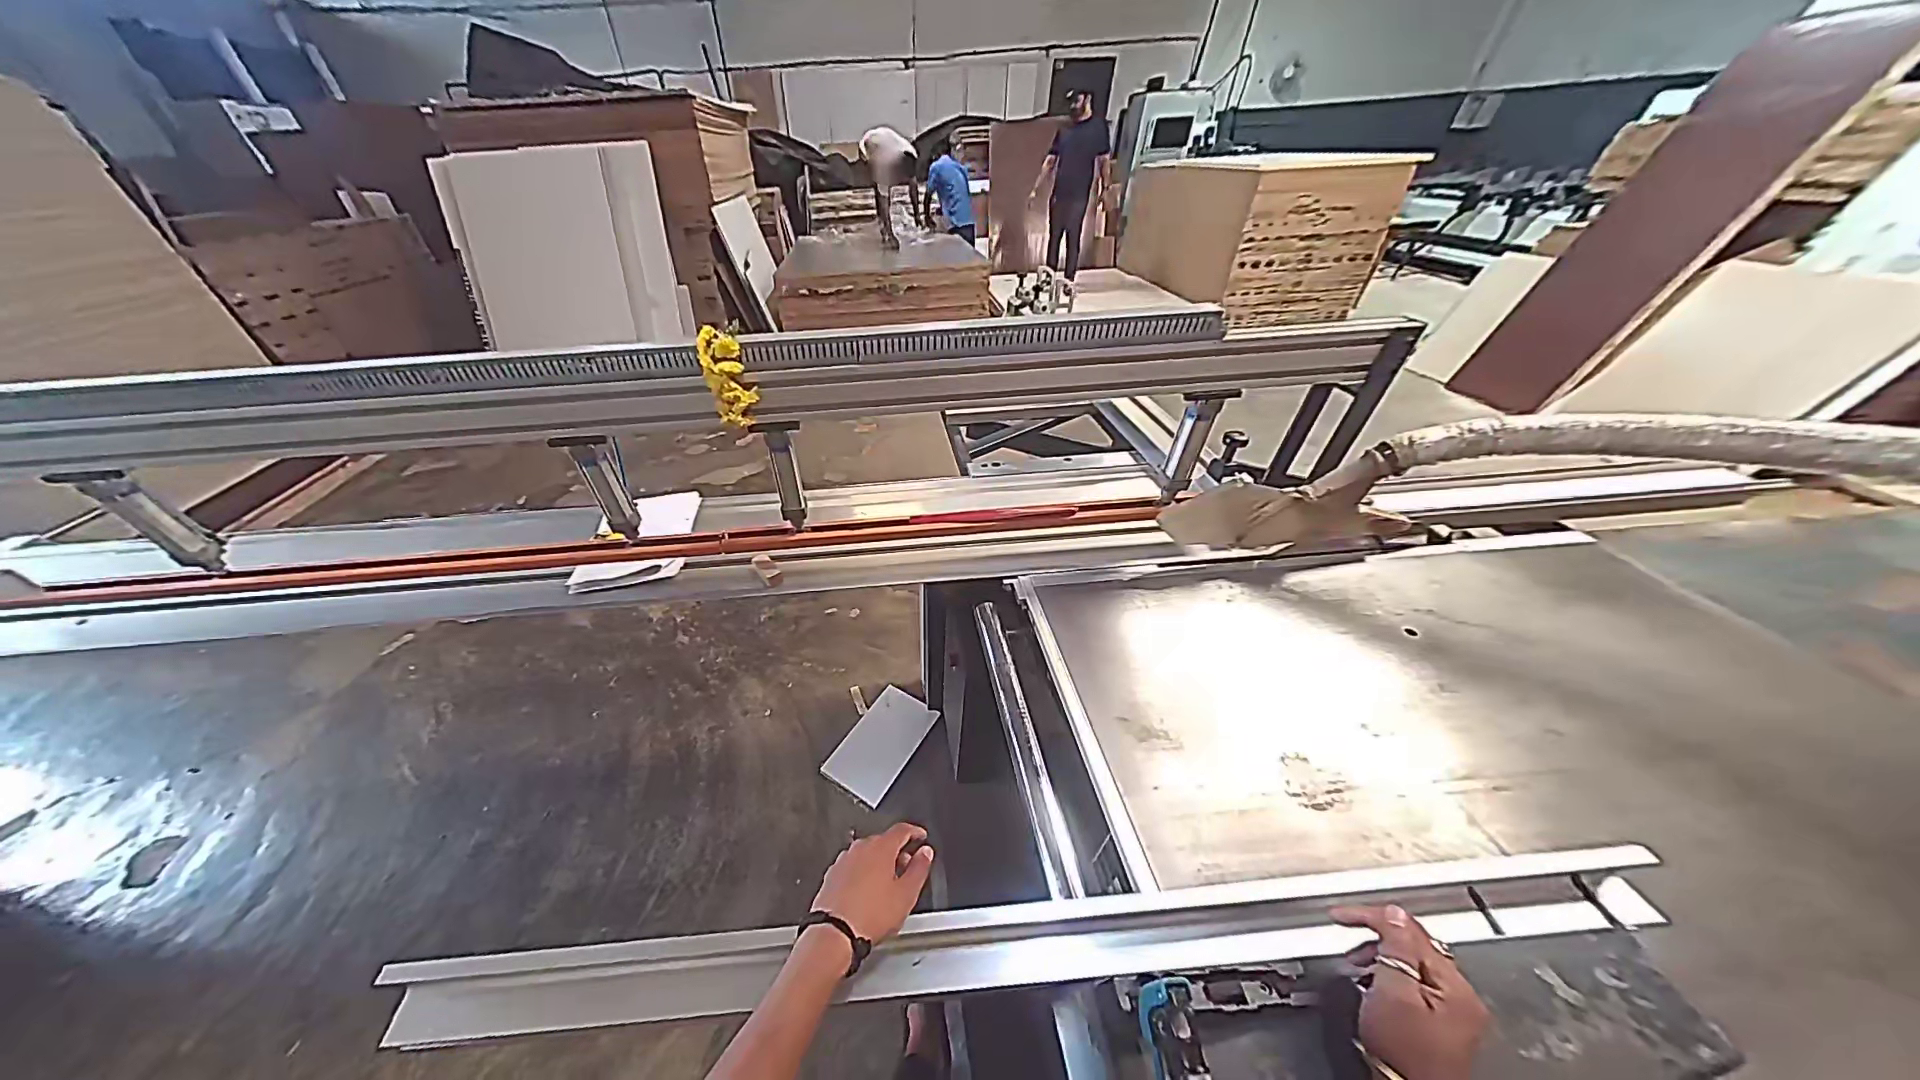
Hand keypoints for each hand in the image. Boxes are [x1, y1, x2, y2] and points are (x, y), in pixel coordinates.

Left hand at [812, 822, 934, 941]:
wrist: (834, 933)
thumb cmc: (869, 915)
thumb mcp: (906, 894)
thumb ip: (919, 868)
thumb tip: (925, 853)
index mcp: (881, 848)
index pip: (902, 829)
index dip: (915, 832)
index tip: (920, 836)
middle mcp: (861, 848)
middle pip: (884, 841)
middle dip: (897, 851)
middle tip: (906, 868)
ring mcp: (844, 860)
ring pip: (867, 854)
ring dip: (879, 863)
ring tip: (886, 886)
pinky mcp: (833, 874)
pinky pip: (853, 867)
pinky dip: (862, 873)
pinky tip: (866, 893)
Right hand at [1332, 904, 1489, 1079]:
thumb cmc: (1402, 1051)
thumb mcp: (1392, 992)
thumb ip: (1396, 949)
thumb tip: (1394, 914)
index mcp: (1454, 987)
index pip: (1411, 932)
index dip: (1372, 918)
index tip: (1340, 916)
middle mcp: (1461, 996)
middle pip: (1414, 945)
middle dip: (1376, 937)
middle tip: (1347, 938)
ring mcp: (1452, 1010)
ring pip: (1412, 962)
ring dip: (1380, 955)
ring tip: (1356, 964)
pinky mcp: (1439, 1021)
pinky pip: (1413, 980)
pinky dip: (1389, 973)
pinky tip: (1372, 982)